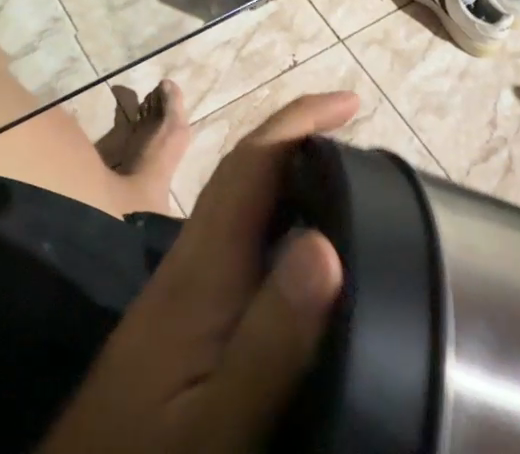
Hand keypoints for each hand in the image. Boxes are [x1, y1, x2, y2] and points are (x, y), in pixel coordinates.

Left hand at [37, 91, 360, 453]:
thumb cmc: (154, 452)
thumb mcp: (224, 418)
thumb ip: (272, 338)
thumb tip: (326, 241)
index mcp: (202, 271)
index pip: (248, 168)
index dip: (296, 122)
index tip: (349, 101)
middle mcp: (190, 262)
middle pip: (241, 176)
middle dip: (297, 141)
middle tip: (365, 149)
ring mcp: (183, 287)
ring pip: (237, 207)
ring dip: (288, 179)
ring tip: (350, 189)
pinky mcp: (183, 313)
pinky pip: (237, 244)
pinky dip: (276, 224)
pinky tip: (301, 254)